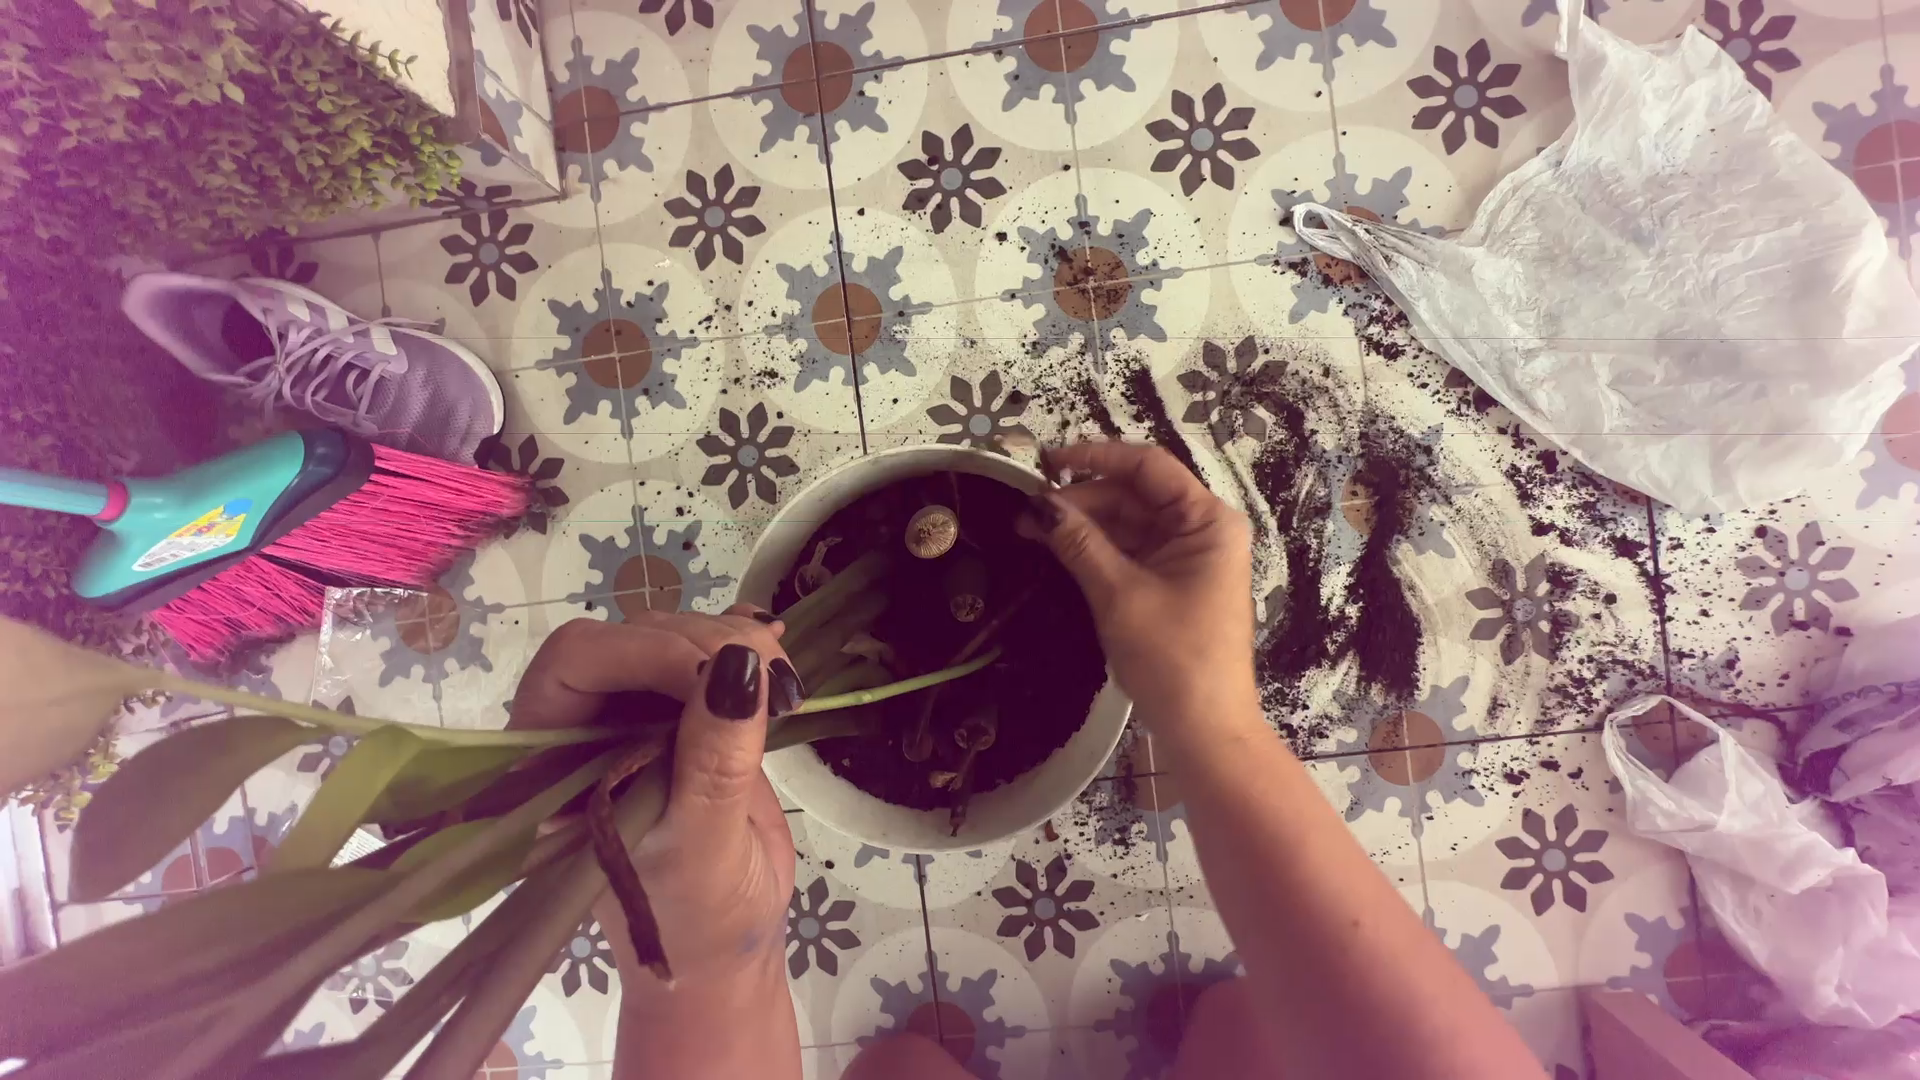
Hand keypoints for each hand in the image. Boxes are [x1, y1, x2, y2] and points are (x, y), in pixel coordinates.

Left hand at [507, 608, 805, 984]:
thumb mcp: (704, 848)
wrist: (731, 943)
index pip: (577, 663)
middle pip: (635, 635)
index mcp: (557, 764)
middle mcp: (593, 727)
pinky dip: (748, 635)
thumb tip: (739, 664)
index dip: (644, 650)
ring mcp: (647, 714)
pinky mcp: (698, 711)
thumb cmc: (699, 920)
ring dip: (739, 640)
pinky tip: (778, 641)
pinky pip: (717, 650)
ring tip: (787, 687)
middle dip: (708, 642)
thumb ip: (715, 762)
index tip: (717, 677)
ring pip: (681, 633)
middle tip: (776, 683)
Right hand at [1018, 441, 1257, 738]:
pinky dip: (1092, 548)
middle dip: (1080, 499)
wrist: (1203, 728)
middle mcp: (1200, 529)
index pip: (1149, 467)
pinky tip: (1054, 546)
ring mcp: (1185, 556)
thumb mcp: (1119, 594)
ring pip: (1126, 522)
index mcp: (1207, 520)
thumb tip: (1039, 504)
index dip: (1096, 456)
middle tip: (1027, 510)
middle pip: (1133, 495)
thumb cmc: (1172, 657)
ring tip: (1029, 528)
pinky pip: (1127, 550)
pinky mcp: (1169, 581)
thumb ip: (1079, 542)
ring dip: (1081, 524)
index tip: (1047, 461)